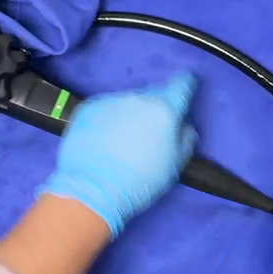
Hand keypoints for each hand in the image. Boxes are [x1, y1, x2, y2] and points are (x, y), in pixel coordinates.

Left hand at [39, 73, 197, 237]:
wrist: (92, 189)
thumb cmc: (141, 181)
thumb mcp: (175, 164)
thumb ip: (185, 137)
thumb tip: (182, 123)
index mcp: (164, 108)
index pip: (182, 83)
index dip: (184, 87)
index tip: (181, 97)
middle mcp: (137, 97)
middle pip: (152, 94)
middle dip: (154, 108)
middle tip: (148, 133)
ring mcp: (110, 100)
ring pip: (127, 102)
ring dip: (129, 114)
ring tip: (120, 141)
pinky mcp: (87, 108)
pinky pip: (105, 109)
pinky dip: (107, 119)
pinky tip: (102, 141)